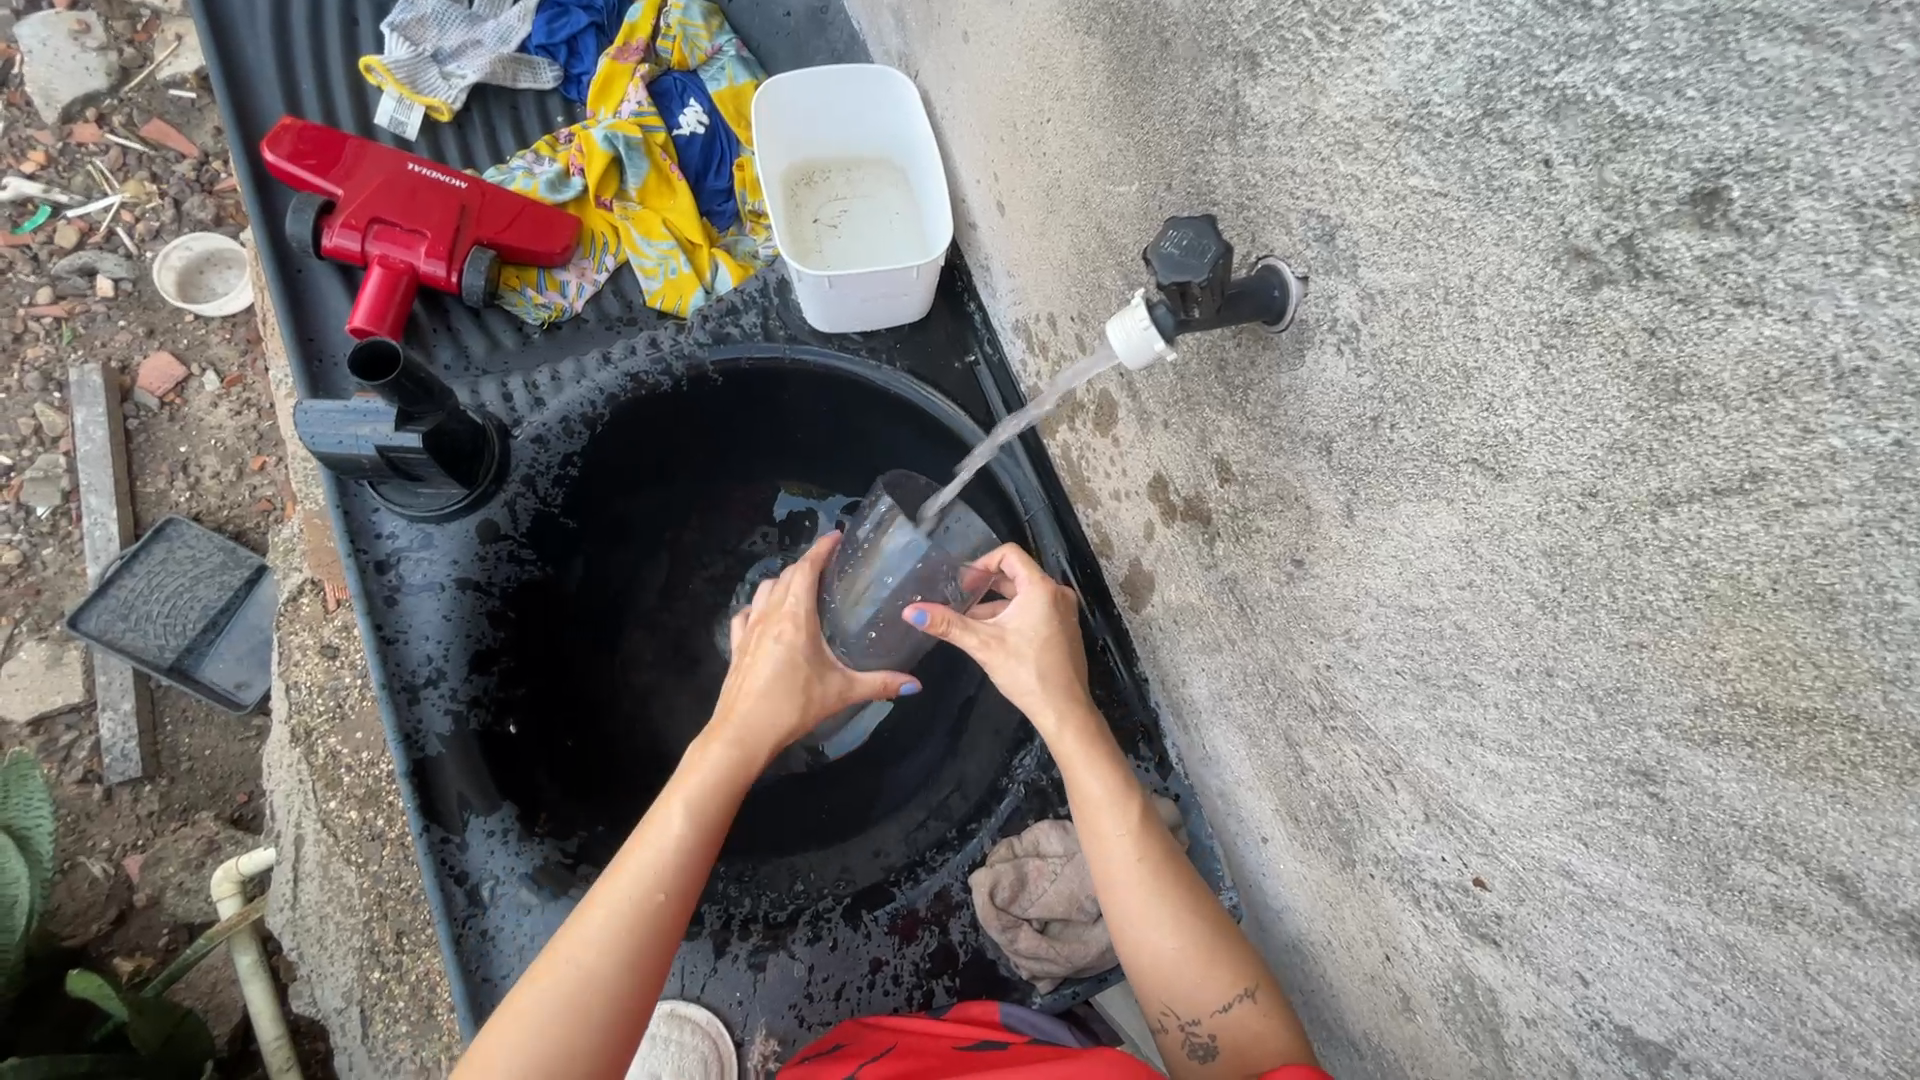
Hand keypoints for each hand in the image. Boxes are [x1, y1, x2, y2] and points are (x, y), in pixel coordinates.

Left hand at [707, 532, 917, 762]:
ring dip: (782, 581)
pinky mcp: (737, 645)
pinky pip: (746, 613)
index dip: (821, 548)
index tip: (836, 536)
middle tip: (828, 564)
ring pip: (764, 590)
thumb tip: (915, 685)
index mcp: (796, 616)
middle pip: (787, 575)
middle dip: (807, 563)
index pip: (807, 569)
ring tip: (802, 587)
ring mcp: (750, 629)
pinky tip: (766, 615)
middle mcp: (770, 614)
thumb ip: (880, 684)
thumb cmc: (793, 706)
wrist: (742, 733)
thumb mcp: (841, 693)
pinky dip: (758, 606)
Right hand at [904, 543, 1092, 732]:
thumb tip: (910, 612)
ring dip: (996, 605)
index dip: (982, 563)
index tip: (963, 584)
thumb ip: (947, 624)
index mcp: (1041, 587)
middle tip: (960, 600)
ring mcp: (1063, 611)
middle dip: (985, 586)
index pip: (1009, 554)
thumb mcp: (983, 645)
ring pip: (1023, 596)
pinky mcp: (1064, 628)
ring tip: (970, 622)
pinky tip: (993, 637)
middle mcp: (1056, 593)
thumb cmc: (1026, 672)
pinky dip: (1012, 616)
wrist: (1064, 710)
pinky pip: (1035, 610)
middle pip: (1016, 575)